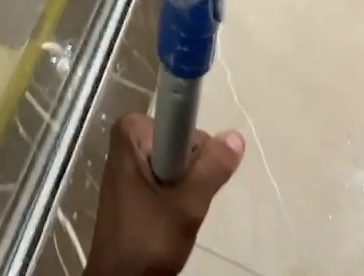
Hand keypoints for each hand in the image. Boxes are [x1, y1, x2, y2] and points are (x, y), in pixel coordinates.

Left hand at [85, 113, 244, 275]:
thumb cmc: (148, 239)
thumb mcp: (187, 205)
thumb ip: (212, 168)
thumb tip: (236, 135)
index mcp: (131, 129)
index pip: (185, 124)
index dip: (196, 153)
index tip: (191, 182)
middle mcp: (128, 135)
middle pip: (183, 141)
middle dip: (192, 173)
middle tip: (182, 204)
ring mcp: (130, 157)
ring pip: (180, 161)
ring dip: (185, 187)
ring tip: (174, 213)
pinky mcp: (134, 178)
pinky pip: (169, 174)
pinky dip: (176, 193)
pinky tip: (169, 214)